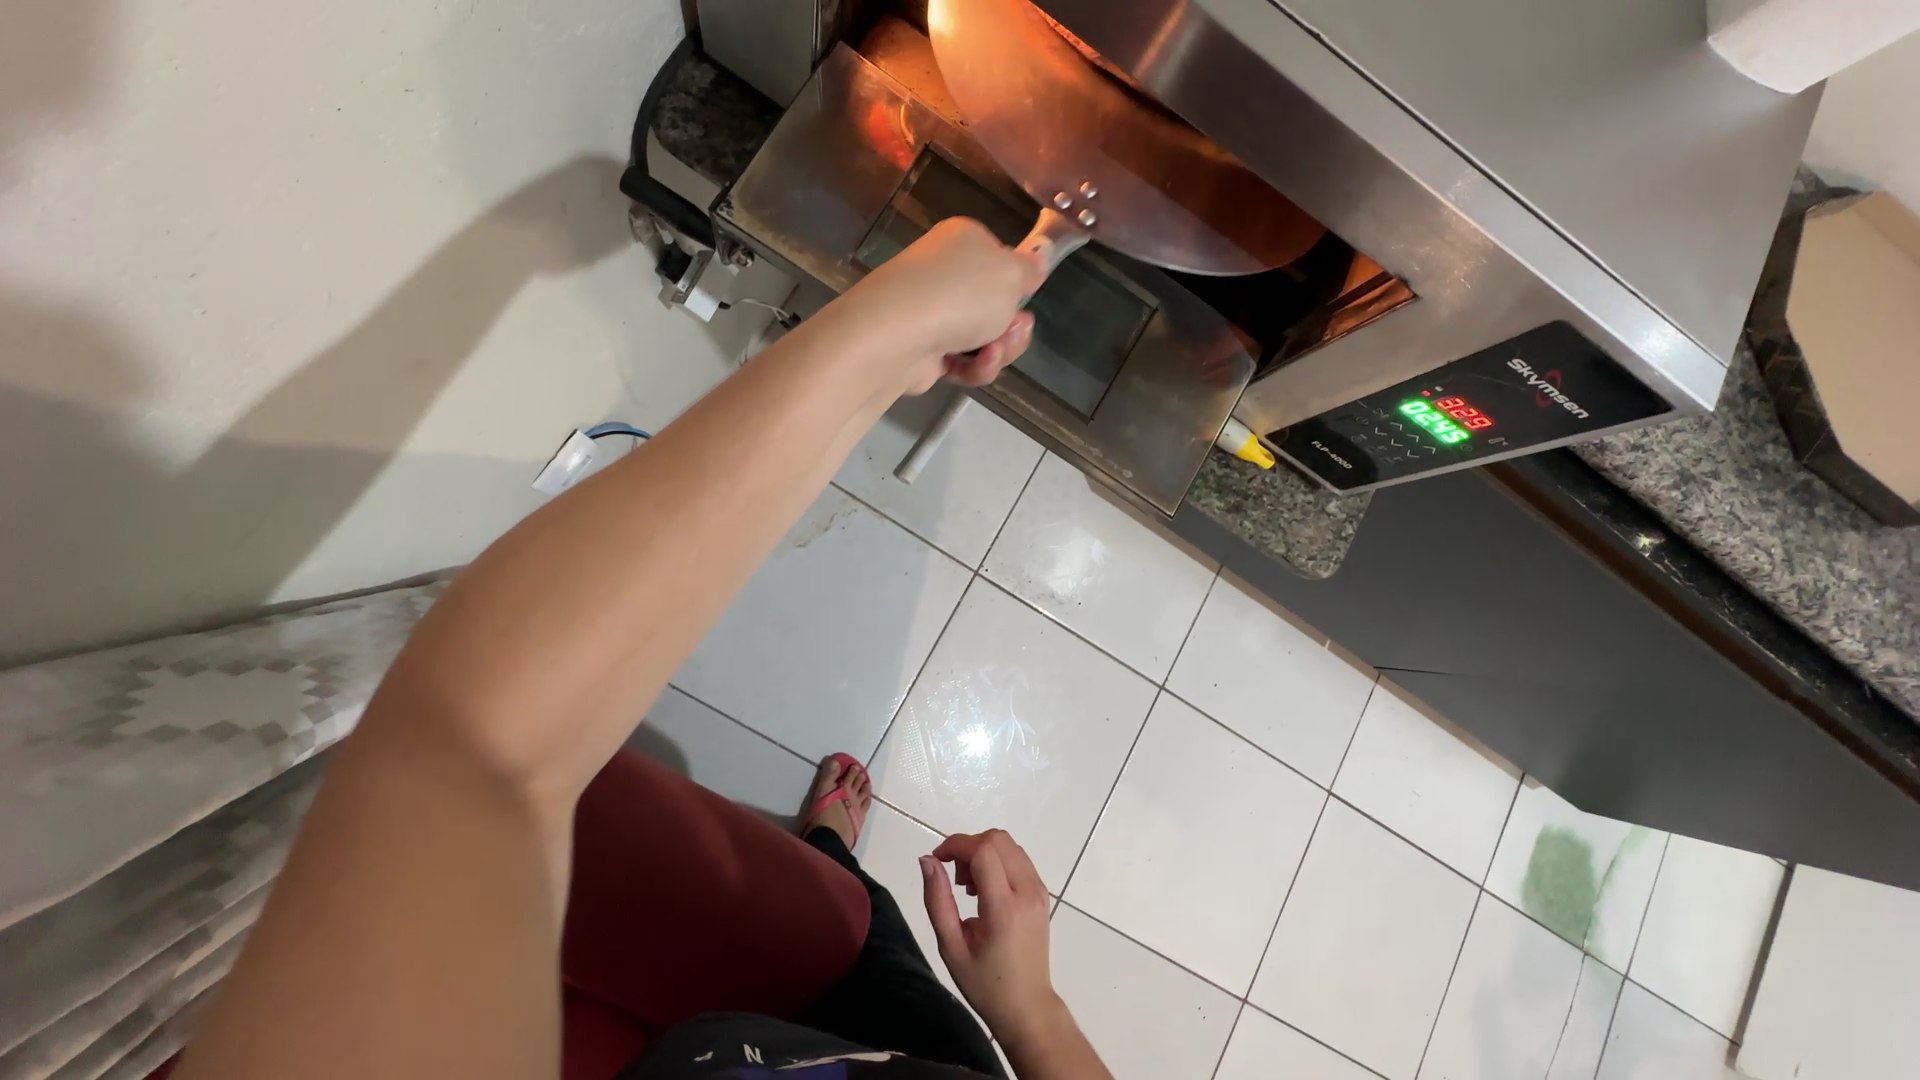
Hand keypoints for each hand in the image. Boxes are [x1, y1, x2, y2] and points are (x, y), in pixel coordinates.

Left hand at [840, 217, 1047, 395]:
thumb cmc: (961, 292)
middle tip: (1014, 329)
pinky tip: (977, 367)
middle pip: (996, 306)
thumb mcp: (1012, 272)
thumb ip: (1029, 268)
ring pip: (984, 338)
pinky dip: (975, 369)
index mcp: (964, 242)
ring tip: (992, 352)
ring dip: (999, 350)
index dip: (1016, 284)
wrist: (899, 334)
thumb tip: (1036, 260)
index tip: (1025, 297)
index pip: (1000, 260)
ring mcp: (933, 314)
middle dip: (1013, 325)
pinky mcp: (925, 351)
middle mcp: (945, 274)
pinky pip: (964, 363)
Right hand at [920, 830, 1065, 1047]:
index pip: (983, 850)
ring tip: (969, 888)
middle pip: (997, 839)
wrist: (1027, 1007)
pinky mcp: (1042, 892)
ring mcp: (1039, 890)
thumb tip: (927, 860)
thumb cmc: (985, 983)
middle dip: (968, 847)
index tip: (936, 860)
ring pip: (1008, 844)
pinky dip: (997, 860)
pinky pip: (1018, 858)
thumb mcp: (951, 947)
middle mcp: (1028, 891)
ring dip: (983, 852)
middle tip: (955, 880)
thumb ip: (937, 900)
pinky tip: (986, 890)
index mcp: (1005, 907)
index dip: (955, 845)